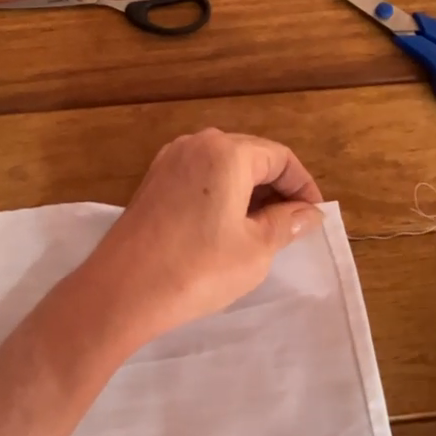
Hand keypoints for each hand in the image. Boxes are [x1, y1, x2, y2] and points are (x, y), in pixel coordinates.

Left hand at [60, 129, 324, 351]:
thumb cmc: (197, 269)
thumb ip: (287, 223)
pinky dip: (221, 194)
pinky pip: (200, 177)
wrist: (122, 290)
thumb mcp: (256, 249)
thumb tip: (309, 212)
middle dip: (277, 188)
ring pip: (225, 167)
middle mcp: (196, 144)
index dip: (303, 186)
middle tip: (292, 226)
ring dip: (249, 192)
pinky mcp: (153, 181)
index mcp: (226, 152)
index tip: (313, 218)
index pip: (280, 157)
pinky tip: (227, 227)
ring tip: (263, 231)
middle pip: (252, 156)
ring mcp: (169, 160)